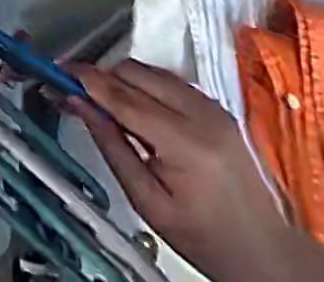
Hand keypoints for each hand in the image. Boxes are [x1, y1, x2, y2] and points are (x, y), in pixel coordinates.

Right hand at [72, 61, 323, 281]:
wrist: (265, 252)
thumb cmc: (204, 237)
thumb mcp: (148, 202)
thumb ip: (112, 146)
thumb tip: (79, 104)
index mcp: (184, 141)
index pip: (123, 95)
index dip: (86, 79)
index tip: (58, 72)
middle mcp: (201, 112)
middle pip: (136, 72)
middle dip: (103, 77)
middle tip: (78, 94)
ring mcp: (213, 106)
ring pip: (153, 70)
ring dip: (124, 79)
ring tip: (105, 105)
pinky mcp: (218, 106)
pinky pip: (171, 81)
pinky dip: (147, 86)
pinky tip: (138, 111)